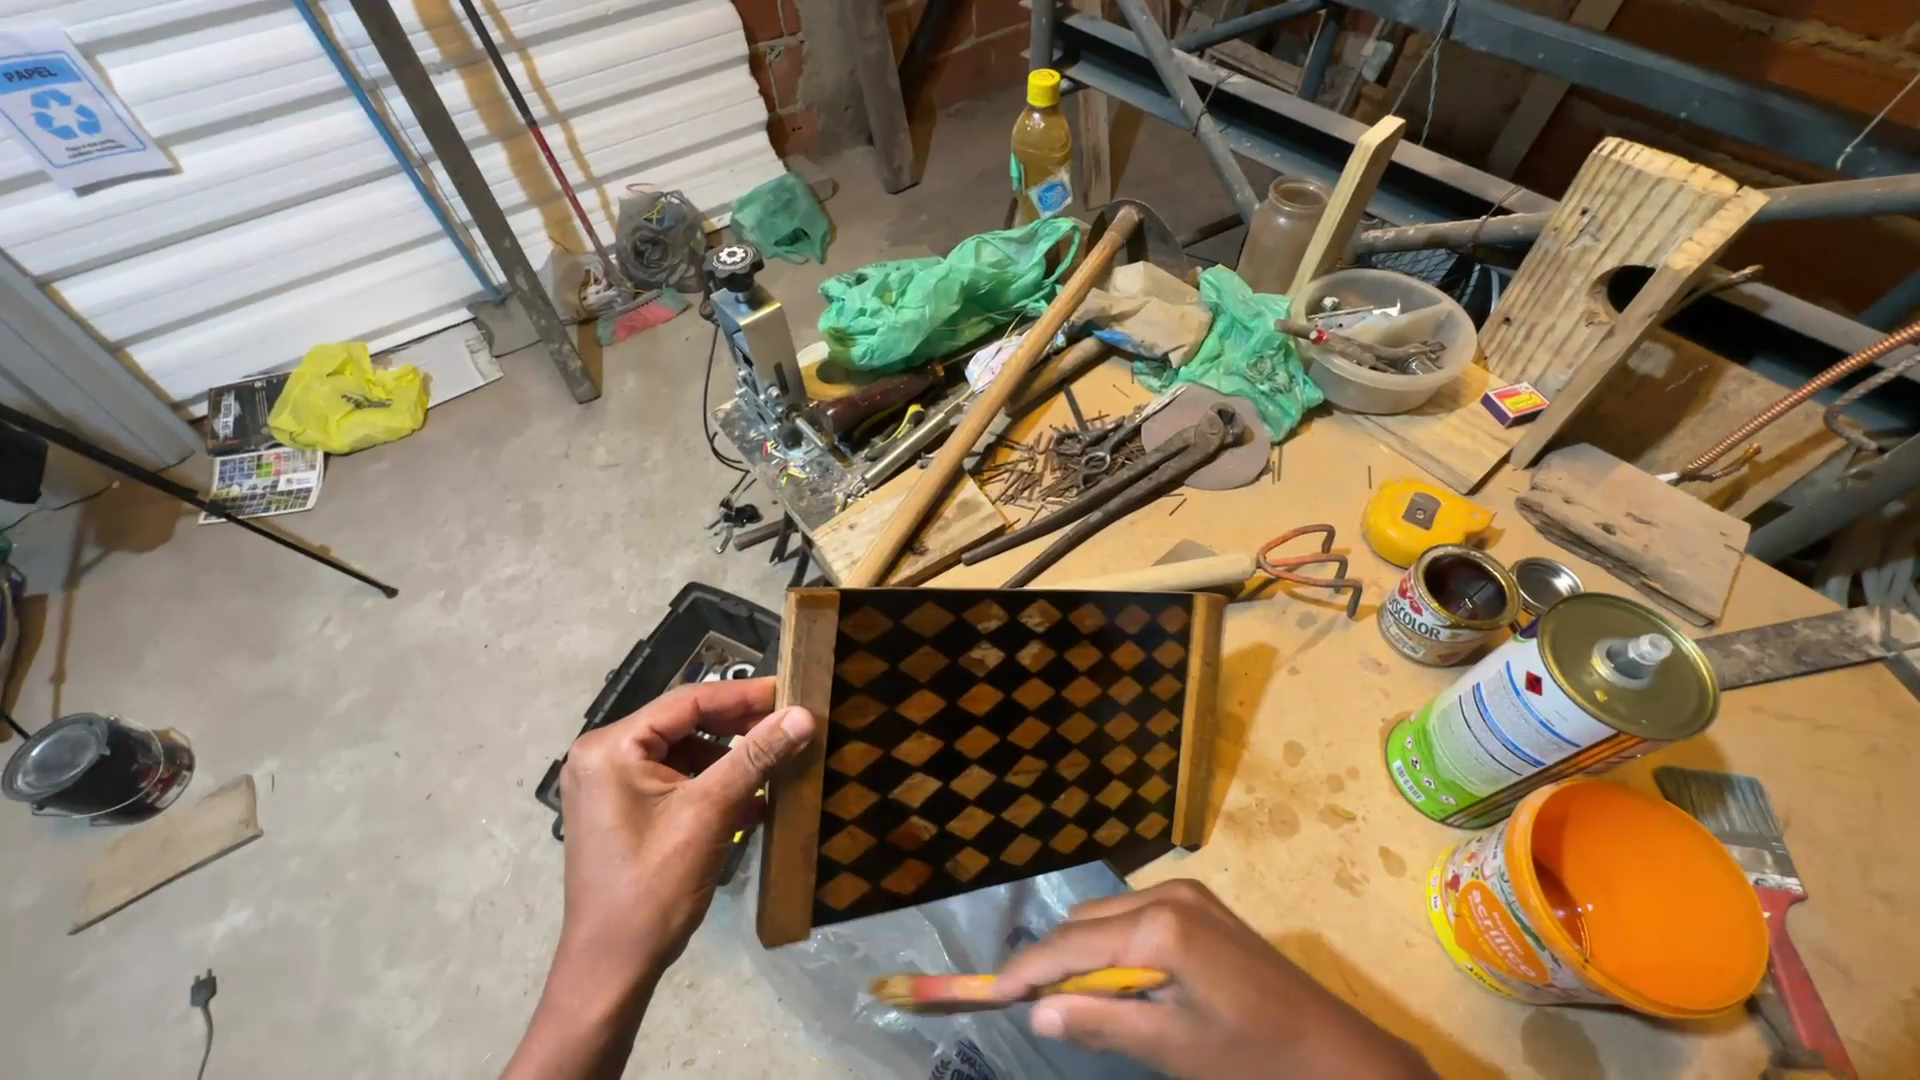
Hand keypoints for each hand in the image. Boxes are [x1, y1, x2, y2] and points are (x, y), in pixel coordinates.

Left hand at [557, 675, 814, 973]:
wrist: (612, 968)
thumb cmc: (654, 886)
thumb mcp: (710, 814)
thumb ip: (756, 757)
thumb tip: (803, 715)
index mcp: (612, 747)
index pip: (688, 701)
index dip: (743, 695)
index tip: (790, 692)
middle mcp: (605, 755)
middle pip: (686, 723)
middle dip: (740, 725)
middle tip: (791, 722)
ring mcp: (612, 784)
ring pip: (686, 750)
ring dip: (732, 756)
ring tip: (778, 758)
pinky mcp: (625, 809)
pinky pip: (677, 778)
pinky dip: (714, 782)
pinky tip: (755, 795)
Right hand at [995, 880, 1433, 1079]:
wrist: (1338, 1053)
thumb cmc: (1254, 1059)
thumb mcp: (1173, 1047)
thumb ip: (1099, 1024)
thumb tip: (1037, 1012)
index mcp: (1160, 926)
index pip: (1072, 945)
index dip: (1028, 970)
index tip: (990, 992)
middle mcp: (1167, 894)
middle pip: (1084, 923)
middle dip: (1055, 961)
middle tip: (1037, 1005)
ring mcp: (1186, 893)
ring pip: (1106, 915)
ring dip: (1085, 953)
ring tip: (1082, 1000)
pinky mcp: (1199, 902)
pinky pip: (1134, 914)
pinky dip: (1116, 944)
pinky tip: (1125, 981)